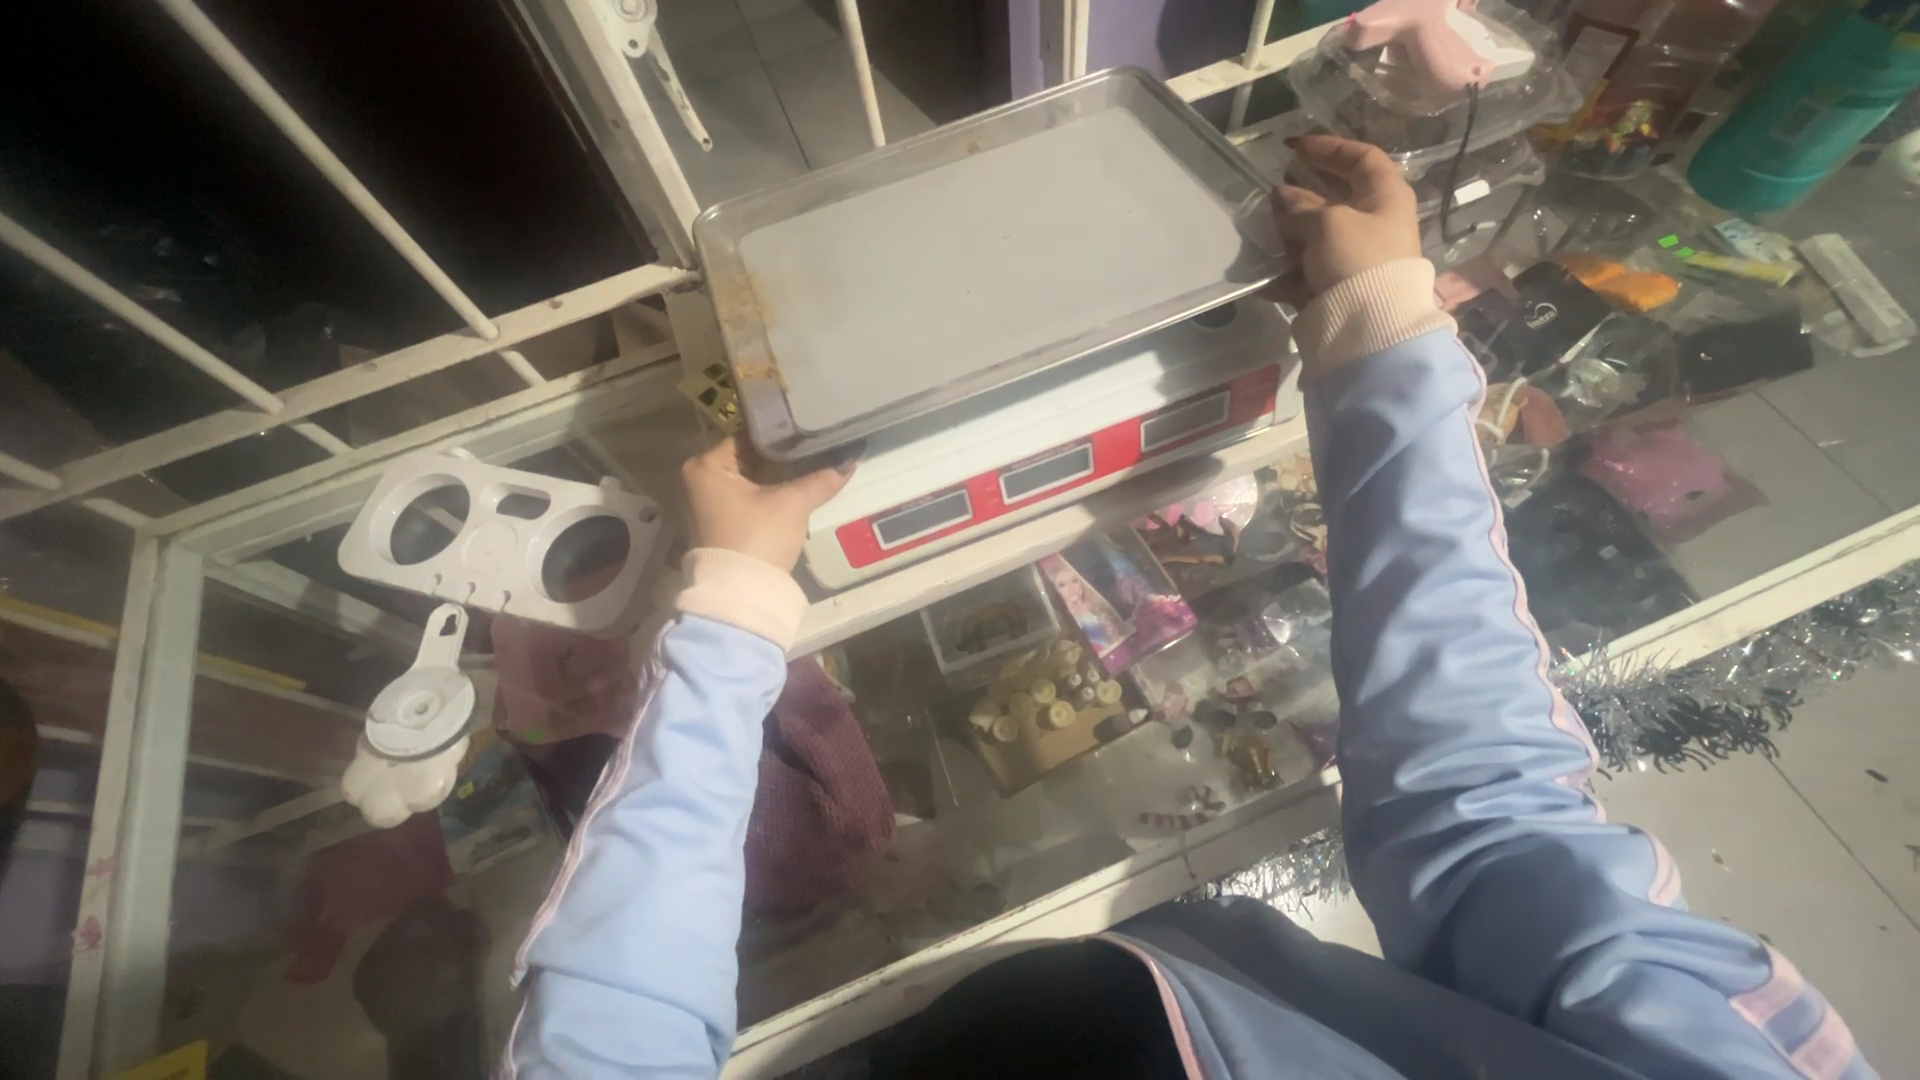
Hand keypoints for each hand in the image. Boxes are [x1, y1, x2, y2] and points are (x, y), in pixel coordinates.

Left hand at [681, 434, 854, 571]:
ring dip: (781, 475)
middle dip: (784, 455)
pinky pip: (752, 497)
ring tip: (815, 461)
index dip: (781, 432)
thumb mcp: (792, 504)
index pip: (748, 436)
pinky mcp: (724, 523)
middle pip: (751, 458)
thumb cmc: (758, 536)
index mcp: (707, 466)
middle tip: (817, 441)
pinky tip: (800, 486)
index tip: (809, 425)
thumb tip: (849, 462)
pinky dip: (773, 492)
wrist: (743, 593)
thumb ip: (820, 480)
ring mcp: (711, 504)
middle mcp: (702, 480)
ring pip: (754, 478)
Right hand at [1268, 135, 1420, 305]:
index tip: (1294, 148)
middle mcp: (1372, 223)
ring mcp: (1353, 257)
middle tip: (1271, 195)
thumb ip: (1299, 206)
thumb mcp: (1327, 222)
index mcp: (1385, 196)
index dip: (1328, 148)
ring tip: (1261, 237)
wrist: (1366, 323)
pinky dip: (1283, 274)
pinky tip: (1262, 278)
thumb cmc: (1357, 258)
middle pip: (1332, 200)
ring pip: (1313, 238)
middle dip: (1299, 198)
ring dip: (1286, 236)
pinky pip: (1304, 272)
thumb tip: (1280, 197)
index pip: (1361, 158)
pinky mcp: (1334, 287)